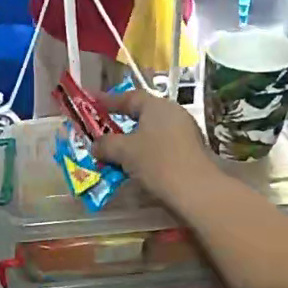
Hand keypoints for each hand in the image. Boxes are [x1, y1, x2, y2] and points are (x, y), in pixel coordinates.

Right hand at [94, 88, 218, 202]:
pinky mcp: (189, 152)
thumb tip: (95, 145)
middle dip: (120, 124)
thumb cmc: (157, 162)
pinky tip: (134, 166)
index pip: (129, 97)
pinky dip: (145, 153)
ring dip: (132, 142)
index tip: (92, 102)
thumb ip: (106, 144)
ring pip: (151, 133)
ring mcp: (184, 133)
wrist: (195, 190)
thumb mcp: (124, 152)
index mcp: (157, 106)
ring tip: (115, 153)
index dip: (109, 100)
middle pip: (142, 115)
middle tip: (102, 130)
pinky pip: (160, 146)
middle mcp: (173, 114)